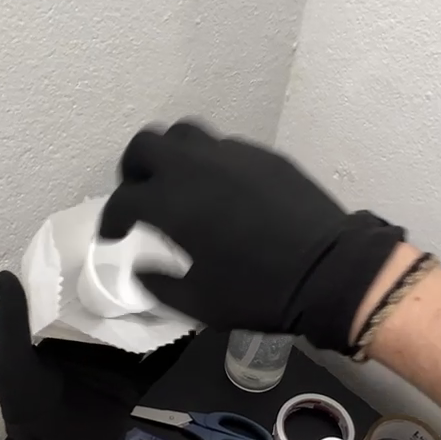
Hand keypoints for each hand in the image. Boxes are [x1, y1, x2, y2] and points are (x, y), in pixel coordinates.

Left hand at [0, 271, 188, 439]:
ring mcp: (114, 364)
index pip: (74, 298)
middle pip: (111, 311)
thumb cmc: (28, 405)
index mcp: (58, 336)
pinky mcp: (133, 383)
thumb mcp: (11, 360)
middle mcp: (88, 345)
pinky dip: (172, 346)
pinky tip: (191, 324)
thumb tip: (6, 273)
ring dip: (153, 313)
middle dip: (125, 289)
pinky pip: (156, 362)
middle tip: (148, 256)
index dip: (86, 274)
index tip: (102, 243)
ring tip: (175, 282)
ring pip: (138, 332)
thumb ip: (11, 320)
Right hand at [97, 121, 405, 351]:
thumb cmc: (259, 293)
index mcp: (171, 203)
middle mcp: (195, 168)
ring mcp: (232, 155)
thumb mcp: (200, 304)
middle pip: (145, 145)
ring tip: (178, 184)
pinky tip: (222, 192)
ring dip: (171, 156)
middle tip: (141, 194)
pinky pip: (224, 148)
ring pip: (185, 135)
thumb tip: (140, 270)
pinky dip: (209, 163)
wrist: (328, 271)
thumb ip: (160, 285)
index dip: (111, 218)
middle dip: (133, 169)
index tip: (115, 235)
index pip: (123, 200)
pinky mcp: (264, 156)